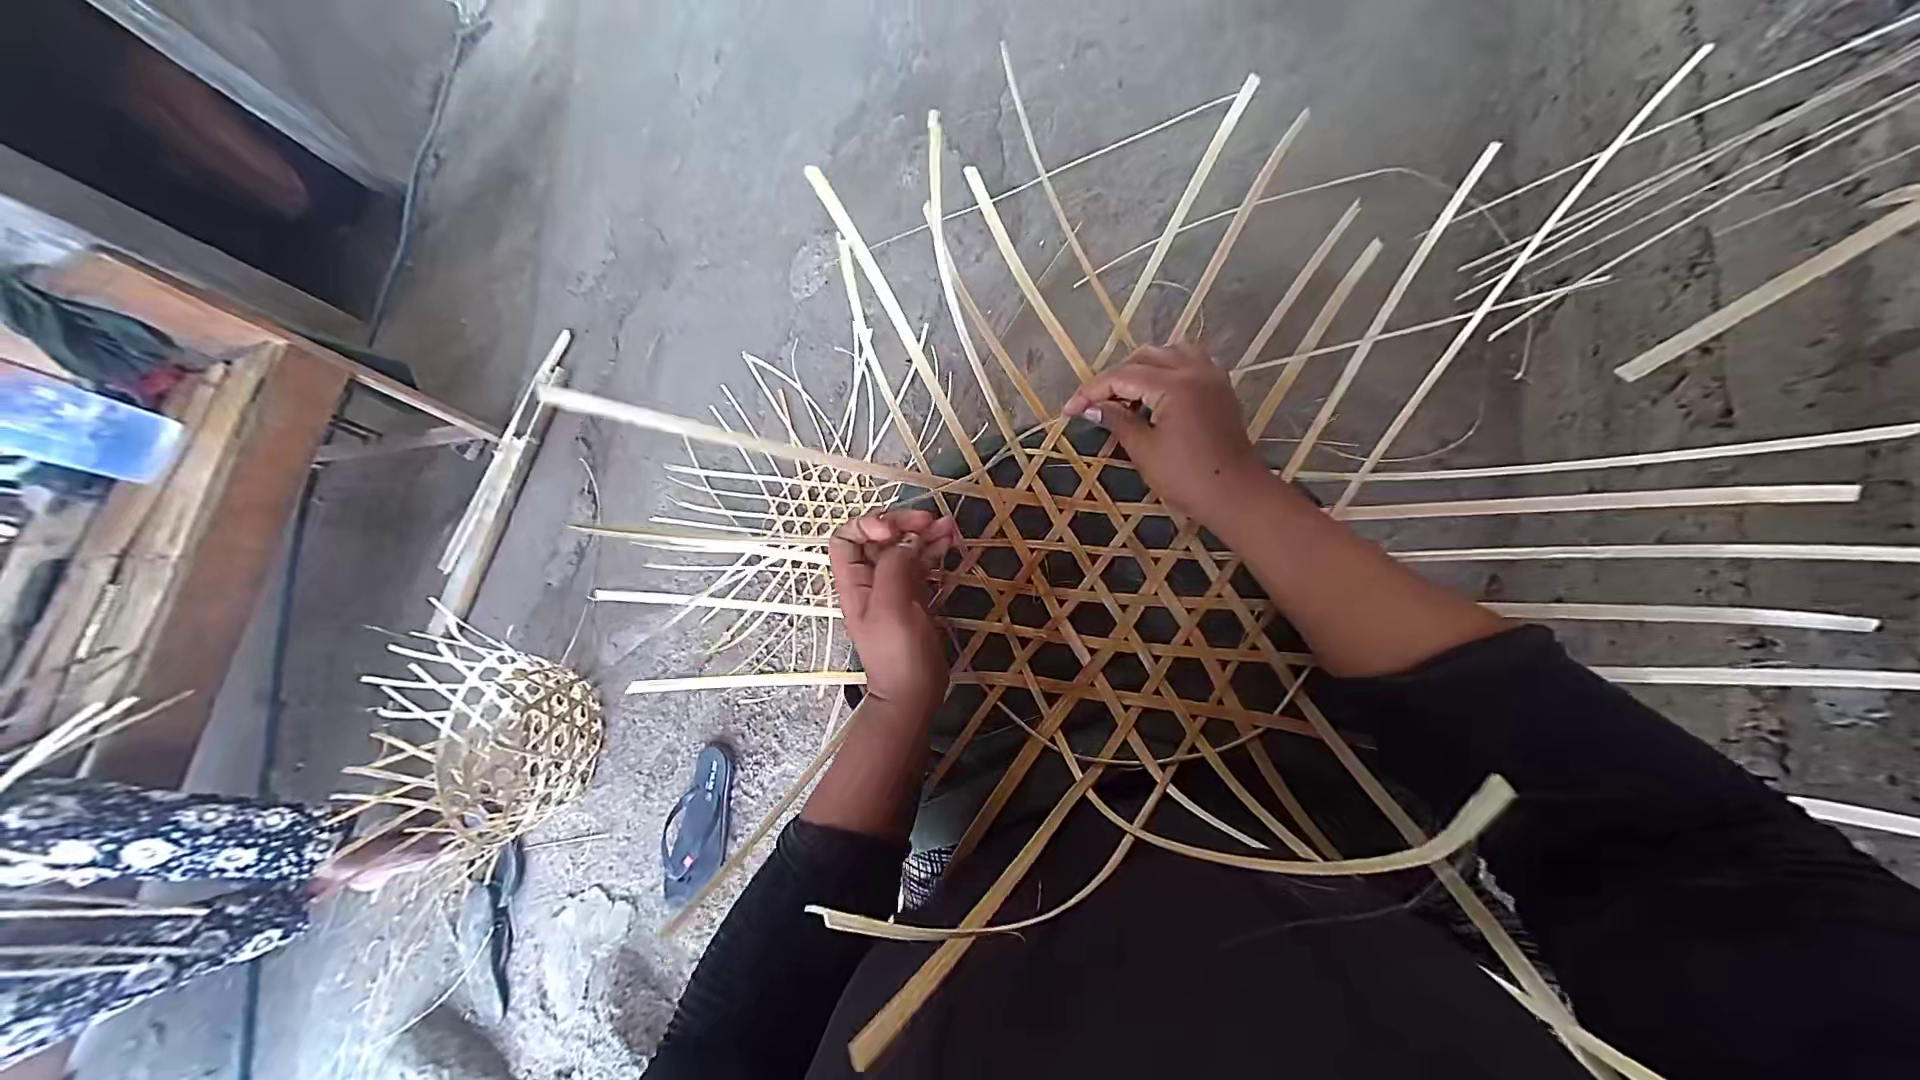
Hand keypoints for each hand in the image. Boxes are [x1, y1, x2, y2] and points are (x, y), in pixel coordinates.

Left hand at [827, 510, 956, 716]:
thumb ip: (894, 567)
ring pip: (905, 548)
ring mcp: (895, 587)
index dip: (867, 525)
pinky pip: (922, 564)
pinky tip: (952, 542)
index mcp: (854, 582)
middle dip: (903, 523)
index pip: (846, 538)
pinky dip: (935, 550)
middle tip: (930, 520)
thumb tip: (908, 538)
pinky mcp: (916, 596)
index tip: (893, 531)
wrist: (914, 694)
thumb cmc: (896, 654)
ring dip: (925, 533)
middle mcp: (871, 580)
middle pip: (880, 538)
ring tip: (950, 526)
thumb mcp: (891, 607)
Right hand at [1060, 343, 1269, 525]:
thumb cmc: (1186, 477)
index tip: (1070, 410)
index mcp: (1174, 385)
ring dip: (1142, 368)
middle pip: (1144, 357)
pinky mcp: (1219, 388)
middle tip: (1096, 405)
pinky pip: (1189, 362)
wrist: (1235, 494)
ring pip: (1169, 353)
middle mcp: (1194, 370)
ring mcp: (1211, 376)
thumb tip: (1090, 409)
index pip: (1122, 376)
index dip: (1092, 391)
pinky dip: (1167, 370)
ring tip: (1126, 396)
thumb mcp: (1144, 450)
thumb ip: (1117, 421)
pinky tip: (1155, 393)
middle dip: (1115, 378)